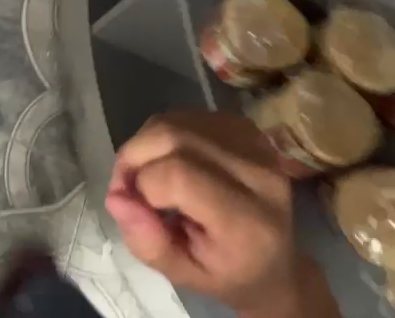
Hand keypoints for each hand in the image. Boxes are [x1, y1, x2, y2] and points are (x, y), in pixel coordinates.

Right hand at [106, 113, 324, 317]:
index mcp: (248, 222)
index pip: (179, 175)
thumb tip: (116, 198)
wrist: (277, 264)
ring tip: (146, 175)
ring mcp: (255, 145)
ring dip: (145, 144)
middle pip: (172, 137)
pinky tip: (168, 160)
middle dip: (134, 157)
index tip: (134, 208)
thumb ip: (148, 243)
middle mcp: (258, 175)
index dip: (142, 186)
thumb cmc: (229, 275)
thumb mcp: (185, 277)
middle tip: (127, 186)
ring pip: (174, 121)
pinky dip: (162, 135)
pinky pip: (185, 116)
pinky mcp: (246, 128)